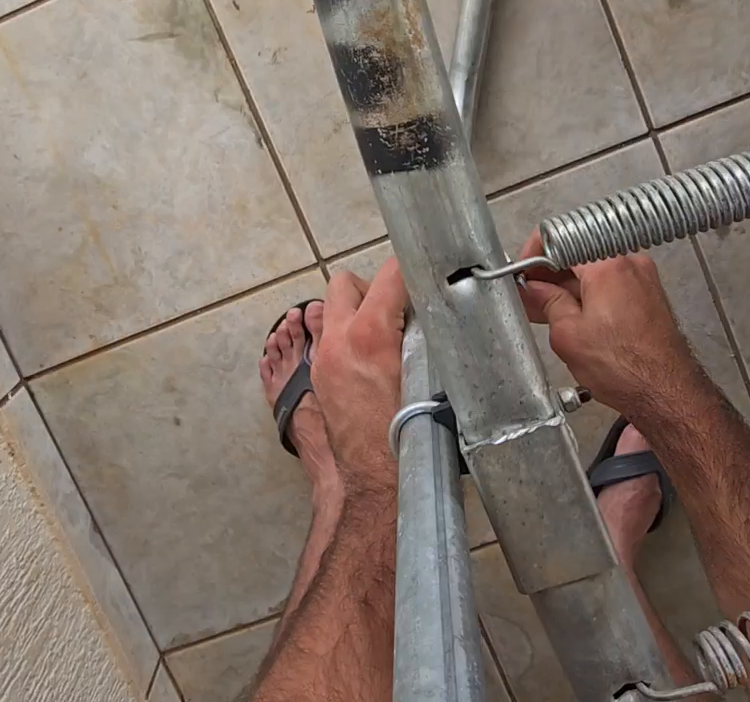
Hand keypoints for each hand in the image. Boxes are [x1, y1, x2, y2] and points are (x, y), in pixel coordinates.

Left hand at [310, 258, 407, 496]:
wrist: (378, 480)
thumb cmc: (411, 434)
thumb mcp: (431, 375)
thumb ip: (427, 333)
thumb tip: (430, 307)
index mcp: (369, 335)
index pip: (390, 275)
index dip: (411, 269)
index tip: (424, 275)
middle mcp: (338, 339)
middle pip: (345, 282)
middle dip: (373, 287)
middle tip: (399, 308)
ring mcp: (322, 357)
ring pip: (331, 308)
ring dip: (355, 310)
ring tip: (384, 332)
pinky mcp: (318, 375)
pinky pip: (326, 336)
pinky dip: (345, 334)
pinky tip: (371, 355)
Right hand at [515, 235, 697, 419]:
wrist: (667, 393)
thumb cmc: (625, 367)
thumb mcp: (568, 334)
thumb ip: (547, 302)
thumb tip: (534, 290)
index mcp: (607, 264)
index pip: (560, 240)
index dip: (534, 255)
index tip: (523, 272)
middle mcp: (629, 263)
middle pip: (578, 254)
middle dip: (550, 274)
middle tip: (529, 295)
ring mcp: (642, 279)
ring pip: (594, 270)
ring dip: (568, 286)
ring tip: (546, 311)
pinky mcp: (649, 296)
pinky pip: (610, 284)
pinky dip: (589, 295)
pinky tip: (572, 317)